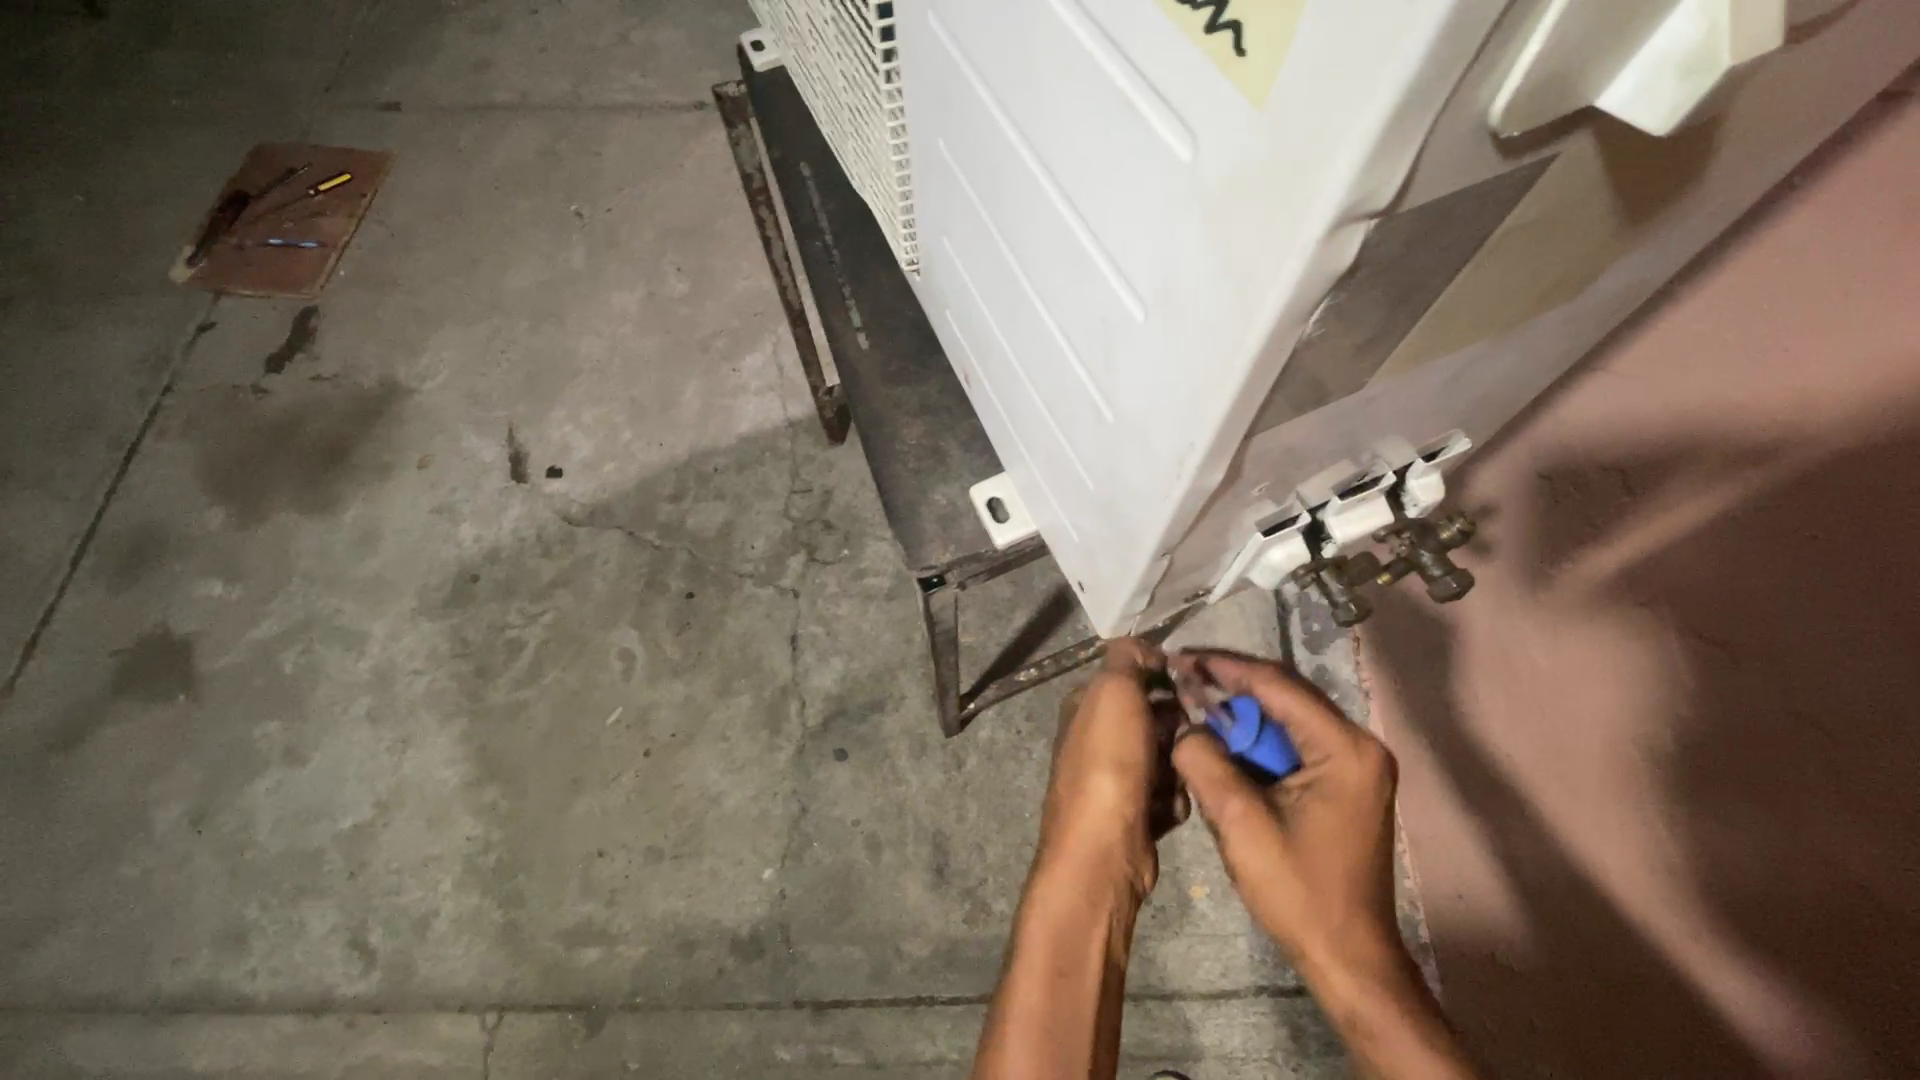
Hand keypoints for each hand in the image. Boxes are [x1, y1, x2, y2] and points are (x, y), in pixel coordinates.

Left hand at [1038, 638, 1187, 897]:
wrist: (1103, 847)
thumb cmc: (1109, 761)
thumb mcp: (1113, 690)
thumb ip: (1127, 658)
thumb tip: (1145, 648)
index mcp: (1086, 705)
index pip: (1132, 676)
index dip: (1162, 678)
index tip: (1189, 687)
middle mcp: (1096, 738)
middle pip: (1155, 718)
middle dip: (1176, 727)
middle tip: (1186, 738)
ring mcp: (1113, 778)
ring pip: (1168, 756)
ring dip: (1178, 767)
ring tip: (1173, 781)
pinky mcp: (1133, 812)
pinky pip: (1169, 794)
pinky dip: (1173, 800)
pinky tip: (1167, 810)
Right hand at [1168, 650, 1400, 984]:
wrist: (1348, 955)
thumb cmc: (1298, 890)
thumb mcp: (1239, 822)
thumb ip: (1204, 761)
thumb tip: (1183, 726)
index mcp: (1344, 747)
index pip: (1276, 685)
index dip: (1224, 667)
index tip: (1179, 658)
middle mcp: (1358, 745)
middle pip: (1286, 695)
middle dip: (1232, 686)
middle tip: (1181, 678)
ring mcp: (1356, 765)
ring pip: (1289, 718)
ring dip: (1243, 714)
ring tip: (1194, 704)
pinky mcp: (1345, 784)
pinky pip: (1296, 744)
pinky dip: (1258, 740)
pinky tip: (1224, 742)